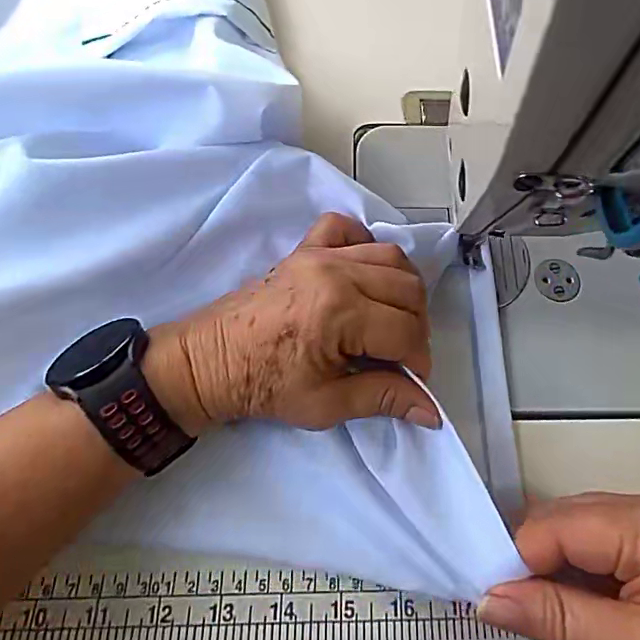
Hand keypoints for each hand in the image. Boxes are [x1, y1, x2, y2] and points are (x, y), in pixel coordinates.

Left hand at [144, 213, 440, 434]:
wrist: (210, 361)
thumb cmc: (260, 385)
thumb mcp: (325, 404)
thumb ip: (382, 398)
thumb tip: (429, 410)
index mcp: (339, 313)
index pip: (407, 331)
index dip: (417, 360)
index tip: (410, 379)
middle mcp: (333, 273)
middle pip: (407, 290)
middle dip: (415, 326)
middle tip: (401, 354)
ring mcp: (317, 255)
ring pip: (388, 256)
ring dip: (401, 289)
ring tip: (388, 321)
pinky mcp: (302, 250)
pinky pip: (343, 229)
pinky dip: (363, 244)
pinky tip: (362, 273)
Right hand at [476, 489, 639, 639]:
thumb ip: (553, 618)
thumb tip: (490, 598)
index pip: (555, 526)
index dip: (519, 564)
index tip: (496, 599)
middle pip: (562, 523)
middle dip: (536, 566)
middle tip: (521, 613)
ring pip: (576, 533)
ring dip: (557, 573)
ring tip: (562, 618)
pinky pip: (598, 545)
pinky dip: (580, 576)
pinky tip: (587, 609)